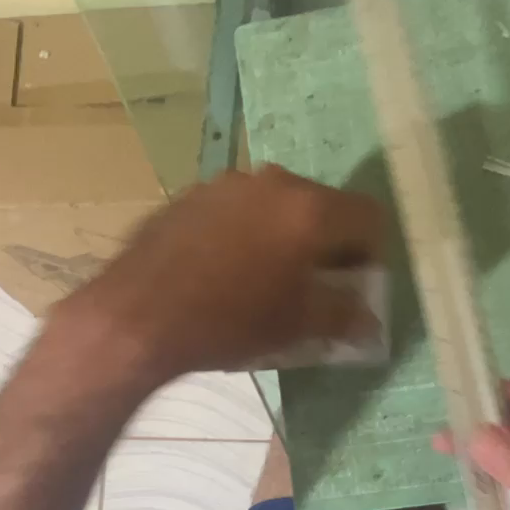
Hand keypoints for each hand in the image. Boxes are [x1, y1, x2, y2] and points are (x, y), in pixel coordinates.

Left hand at [57, 166, 383, 382]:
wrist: (137, 316)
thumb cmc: (228, 322)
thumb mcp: (295, 327)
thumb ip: (344, 316)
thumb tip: (371, 320)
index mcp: (310, 209)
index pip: (369, 216)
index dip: (371, 253)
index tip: (352, 285)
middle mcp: (273, 182)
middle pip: (321, 206)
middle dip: (326, 244)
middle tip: (310, 286)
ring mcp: (227, 183)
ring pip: (275, 205)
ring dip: (283, 236)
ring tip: (262, 280)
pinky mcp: (190, 195)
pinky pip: (236, 209)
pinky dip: (243, 233)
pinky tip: (221, 271)